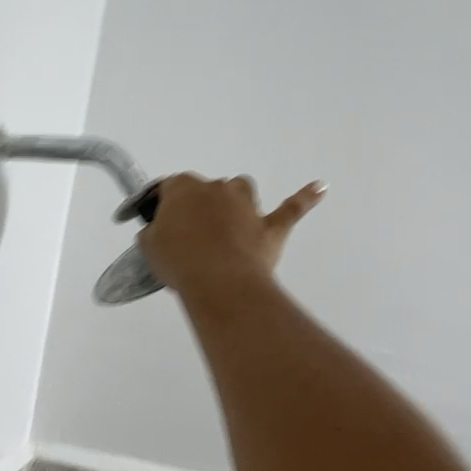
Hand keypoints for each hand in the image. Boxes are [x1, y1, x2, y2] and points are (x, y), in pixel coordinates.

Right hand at [138, 174, 325, 298]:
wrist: (218, 282)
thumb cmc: (178, 261)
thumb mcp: (150, 247)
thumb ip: (154, 234)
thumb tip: (160, 234)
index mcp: (184, 188)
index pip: (170, 188)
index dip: (162, 205)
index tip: (157, 223)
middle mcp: (217, 189)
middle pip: (206, 190)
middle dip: (199, 209)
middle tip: (189, 239)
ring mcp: (247, 206)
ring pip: (241, 191)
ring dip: (234, 203)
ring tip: (227, 225)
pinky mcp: (271, 227)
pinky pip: (292, 208)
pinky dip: (305, 197)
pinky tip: (320, 188)